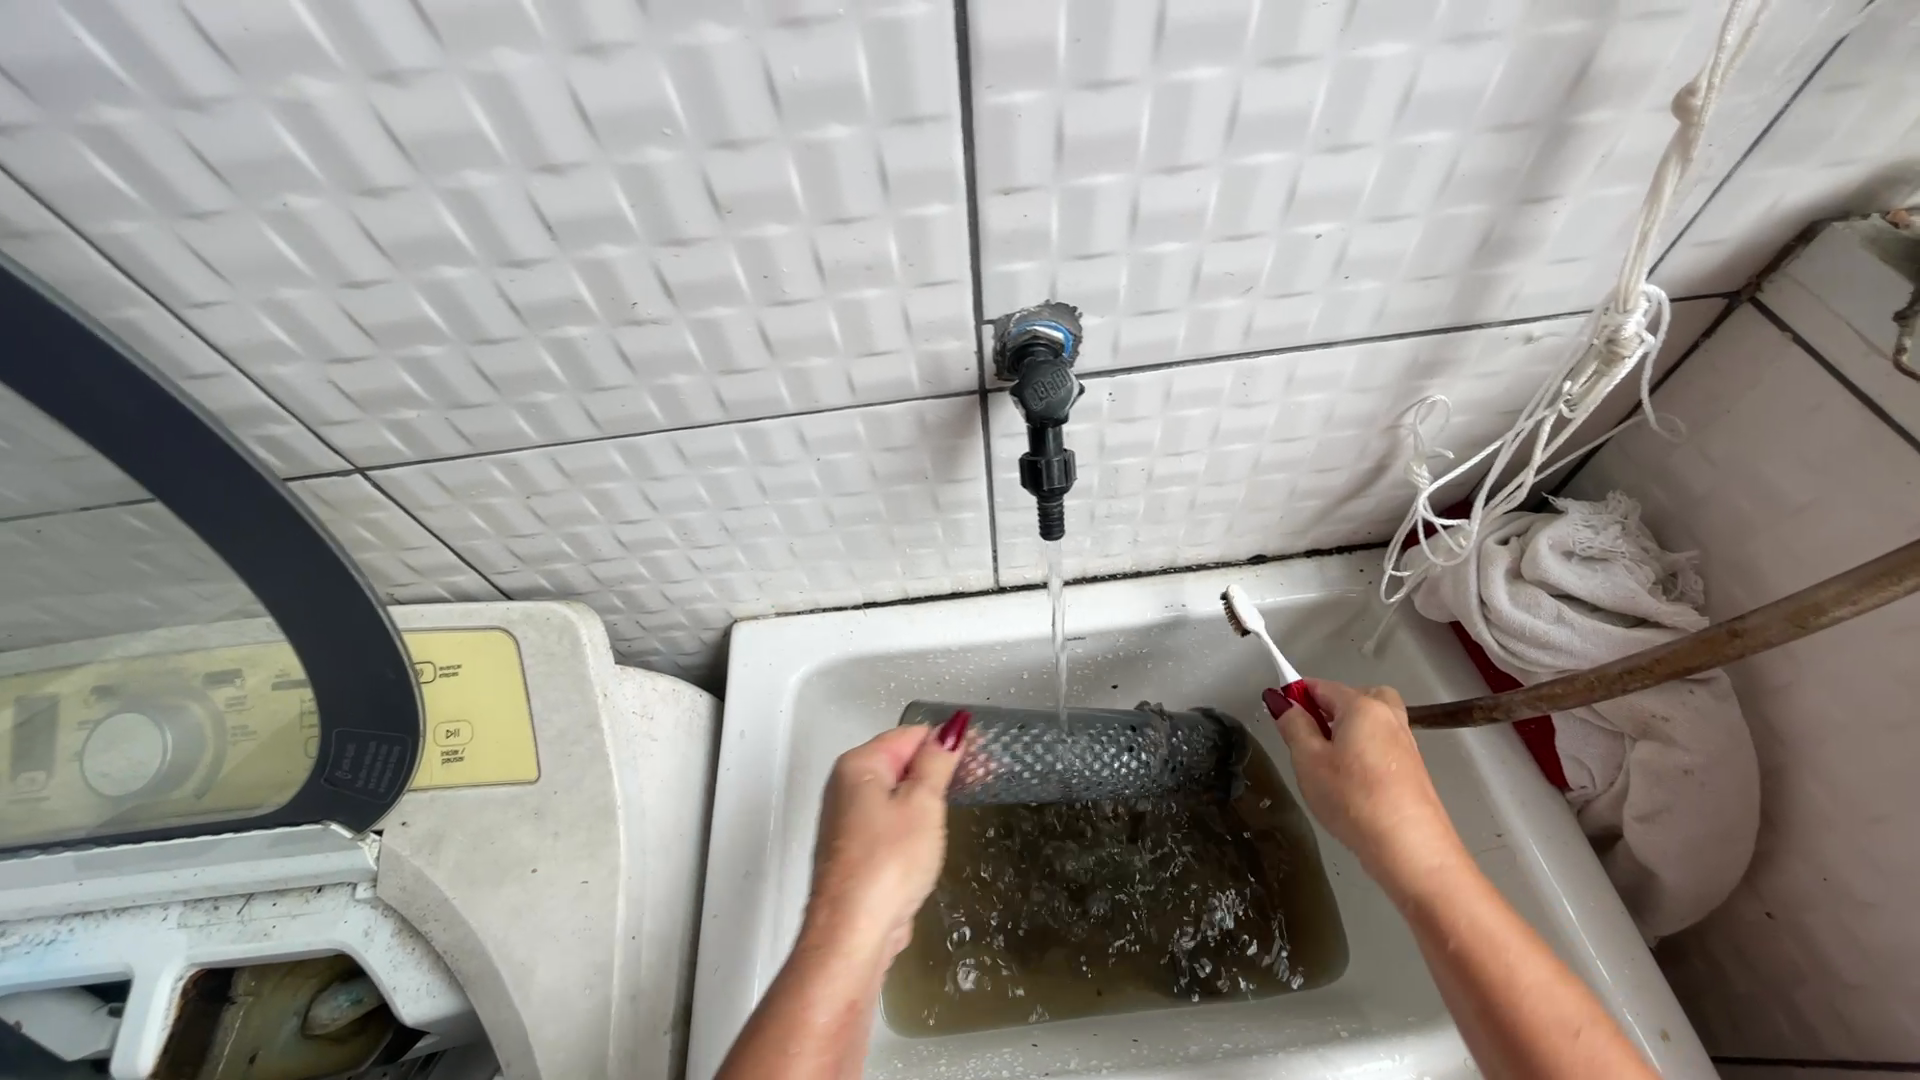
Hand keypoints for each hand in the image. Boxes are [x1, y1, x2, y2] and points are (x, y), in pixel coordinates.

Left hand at [804, 715, 965, 960]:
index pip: (909, 734)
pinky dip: (911, 828)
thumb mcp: (923, 803)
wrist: (853, 933)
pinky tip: (927, 846)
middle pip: (900, 763)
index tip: (978, 756)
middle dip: (935, 772)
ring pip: (895, 796)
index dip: (945, 742)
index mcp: (858, 764)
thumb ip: (937, 762)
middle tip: (972, 785)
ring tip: (951, 817)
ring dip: (925, 803)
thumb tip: (950, 727)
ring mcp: (847, 821)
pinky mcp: (854, 852)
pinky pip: (890, 825)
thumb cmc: (888, 862)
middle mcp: (845, 786)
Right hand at [1266, 679, 1466, 896]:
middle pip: (1354, 696)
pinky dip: (1363, 750)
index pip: (1321, 685)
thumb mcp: (1308, 760)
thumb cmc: (1353, 799)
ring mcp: (1405, 743)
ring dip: (1347, 730)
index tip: (1278, 716)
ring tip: (1327, 762)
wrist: (1412, 850)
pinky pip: (1381, 744)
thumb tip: (1283, 702)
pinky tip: (1350, 781)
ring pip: (1370, 721)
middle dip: (1328, 708)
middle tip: (1308, 736)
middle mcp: (1389, 716)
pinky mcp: (1413, 769)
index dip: (1294, 695)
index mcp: (1362, 706)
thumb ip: (1293, 725)